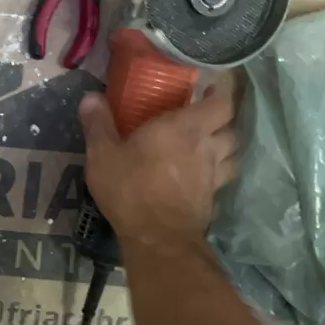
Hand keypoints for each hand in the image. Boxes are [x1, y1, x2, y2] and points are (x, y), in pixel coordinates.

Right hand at [79, 88, 238, 252]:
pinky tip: (201, 174)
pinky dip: (218, 171)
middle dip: (221, 119)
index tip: (211, 87)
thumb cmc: (130, 188)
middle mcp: (207, 147)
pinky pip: (223, 177)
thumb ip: (98, 124)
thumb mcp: (103, 154)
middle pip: (231, 126)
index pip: (222, 103)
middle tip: (203, 116)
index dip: (222, 92)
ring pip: (233, 152)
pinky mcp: (212, 198)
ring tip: (208, 143)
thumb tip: (92, 97)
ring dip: (225, 144)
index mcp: (184, 128)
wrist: (157, 238)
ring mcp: (213, 174)